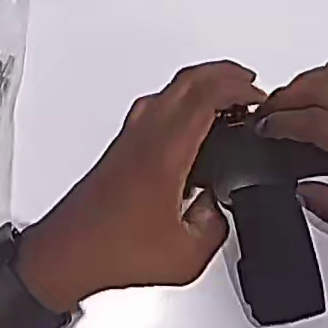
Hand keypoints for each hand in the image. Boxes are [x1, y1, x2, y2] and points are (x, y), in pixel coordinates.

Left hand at [17, 62, 266, 309]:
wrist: (69, 250)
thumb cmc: (112, 247)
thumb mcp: (186, 253)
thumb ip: (213, 224)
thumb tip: (216, 207)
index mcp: (164, 152)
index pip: (204, 97)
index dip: (237, 88)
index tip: (258, 95)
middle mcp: (145, 134)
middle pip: (186, 81)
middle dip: (222, 74)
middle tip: (247, 84)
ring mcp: (130, 137)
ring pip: (169, 89)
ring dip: (200, 84)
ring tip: (224, 97)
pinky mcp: (121, 146)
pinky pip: (156, 105)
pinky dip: (181, 99)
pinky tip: (190, 121)